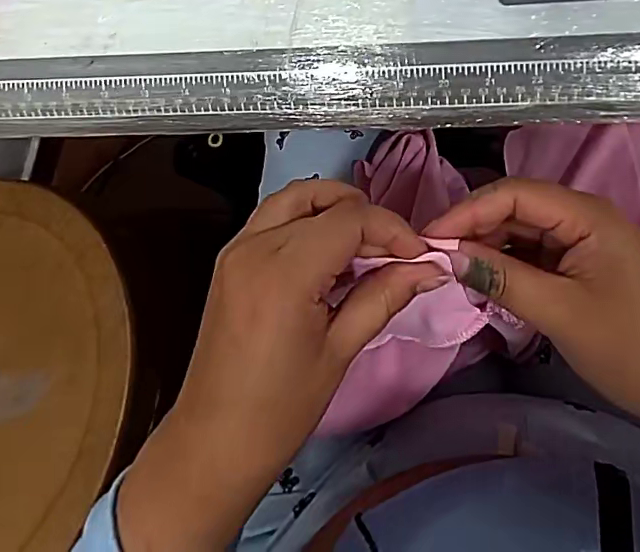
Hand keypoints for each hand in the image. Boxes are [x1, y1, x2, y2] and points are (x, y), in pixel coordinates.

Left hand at [117, 180, 444, 551]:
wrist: (212, 443)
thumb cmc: (279, 410)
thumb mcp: (340, 351)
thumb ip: (385, 296)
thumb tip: (428, 269)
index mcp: (285, 271)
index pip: (350, 218)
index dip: (392, 228)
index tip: (419, 254)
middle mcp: (256, 245)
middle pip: (325, 199)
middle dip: (367, 217)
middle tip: (394, 252)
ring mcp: (237, 247)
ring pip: (296, 196)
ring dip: (335, 208)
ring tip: (364, 245)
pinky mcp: (229, 257)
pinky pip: (274, 215)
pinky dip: (307, 218)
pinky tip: (328, 254)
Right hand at [423, 178, 639, 426]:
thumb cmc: (631, 351)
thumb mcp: (560, 313)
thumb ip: (502, 278)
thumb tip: (449, 255)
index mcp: (588, 214)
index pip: (515, 193)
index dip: (468, 210)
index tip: (430, 236)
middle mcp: (586, 216)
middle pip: (517, 207)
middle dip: (475, 227)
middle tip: (434, 254)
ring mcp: (585, 239)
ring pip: (523, 230)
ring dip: (489, 246)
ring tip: (452, 268)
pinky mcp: (583, 263)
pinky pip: (535, 252)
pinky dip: (508, 264)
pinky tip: (485, 278)